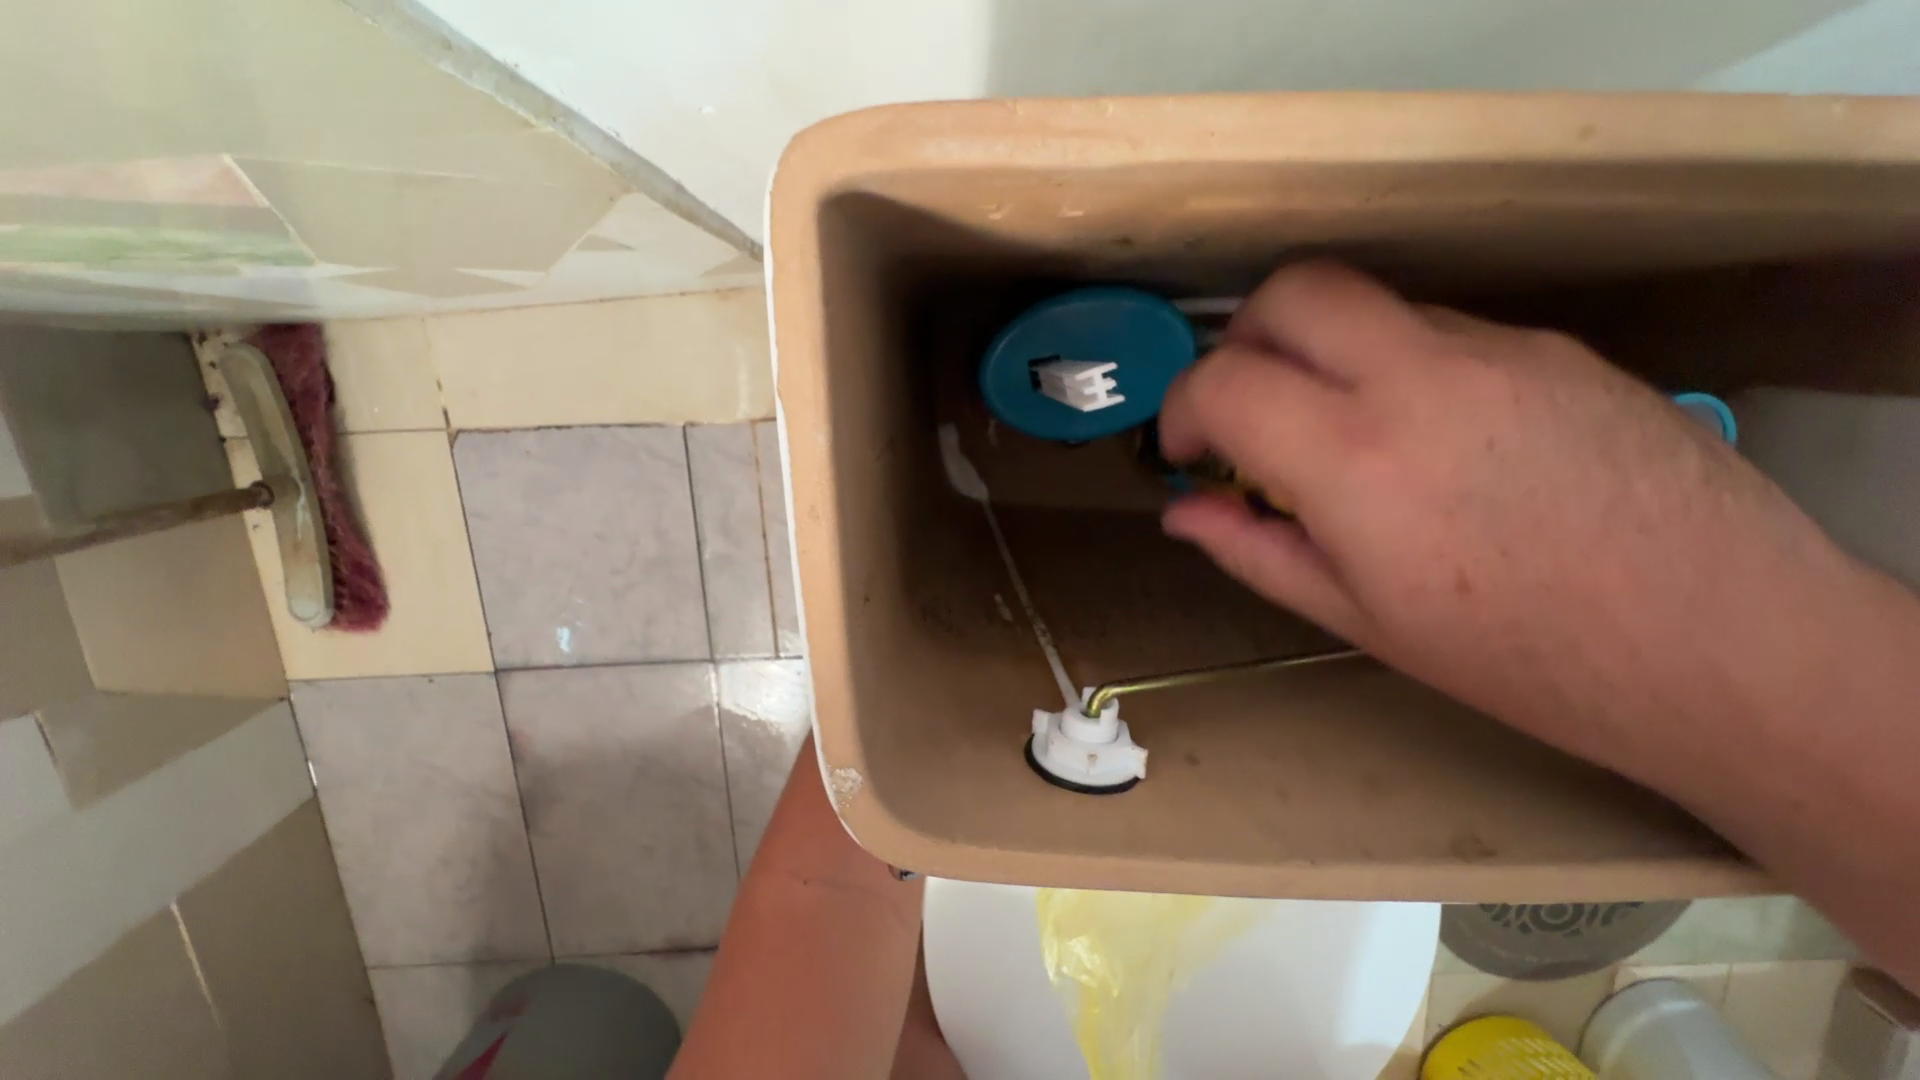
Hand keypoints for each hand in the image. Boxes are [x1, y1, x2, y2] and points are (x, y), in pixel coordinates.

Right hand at [1157, 261, 1882, 780]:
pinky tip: (1430, 441)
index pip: (1224, 382)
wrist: (1726, 643)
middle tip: (1243, 406)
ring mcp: (1498, 349)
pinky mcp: (1555, 347)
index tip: (1185, 453)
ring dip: (1324, 355)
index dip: (1180, 410)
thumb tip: (1182, 513)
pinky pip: (1442, 331)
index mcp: (1357, 460)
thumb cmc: (1523, 657)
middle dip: (1241, 338)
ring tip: (1343, 436)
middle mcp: (1422, 378)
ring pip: (1370, 308)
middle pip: (1293, 292)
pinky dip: (1398, 366)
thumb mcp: (1359, 618)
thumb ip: (1254, 550)